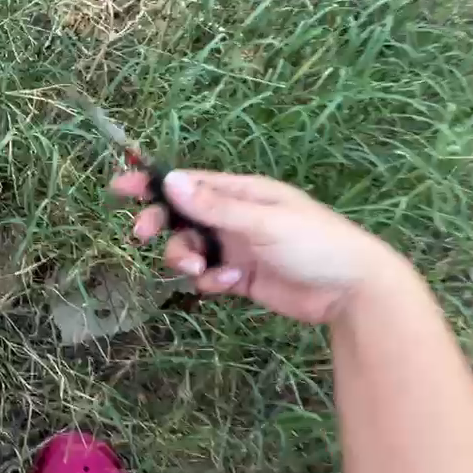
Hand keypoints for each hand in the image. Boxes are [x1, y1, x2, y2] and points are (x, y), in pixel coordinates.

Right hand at [114, 169, 413, 324]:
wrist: (354, 292)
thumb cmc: (314, 244)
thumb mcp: (262, 221)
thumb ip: (213, 205)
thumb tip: (169, 180)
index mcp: (242, 193)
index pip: (187, 183)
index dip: (152, 185)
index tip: (118, 187)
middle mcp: (235, 217)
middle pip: (180, 217)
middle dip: (161, 226)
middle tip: (141, 235)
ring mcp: (236, 247)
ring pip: (189, 248)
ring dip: (185, 258)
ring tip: (199, 270)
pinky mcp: (239, 277)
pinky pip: (207, 275)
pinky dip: (210, 281)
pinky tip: (230, 285)